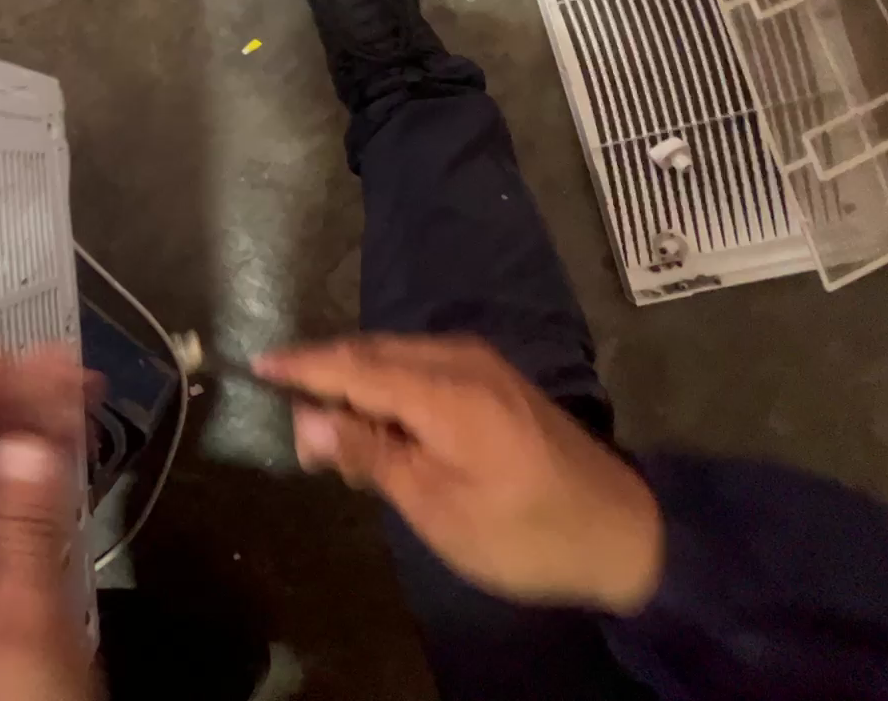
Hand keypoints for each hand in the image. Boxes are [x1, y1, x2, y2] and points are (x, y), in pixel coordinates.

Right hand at [254, 335, 663, 614]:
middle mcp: (458, 359)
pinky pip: (415, 362)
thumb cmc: (526, 534)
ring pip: (390, 354)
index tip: (257, 364)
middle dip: (324, 376)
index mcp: (445, 393)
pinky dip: (383, 383)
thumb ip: (369, 454)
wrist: (629, 533)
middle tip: (295, 418)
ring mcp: (476, 361)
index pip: (353, 367)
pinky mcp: (487, 373)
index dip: (302, 366)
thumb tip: (306, 421)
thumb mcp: (439, 507)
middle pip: (368, 353)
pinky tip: (377, 415)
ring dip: (353, 380)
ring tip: (332, 427)